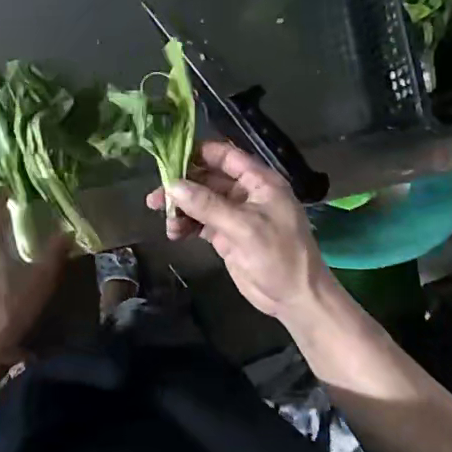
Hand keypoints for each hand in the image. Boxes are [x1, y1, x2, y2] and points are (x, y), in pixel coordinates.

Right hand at [147, 140, 332, 320]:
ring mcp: (237, 215)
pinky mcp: (228, 236)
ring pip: (202, 202)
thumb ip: (208, 205)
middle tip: (156, 197)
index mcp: (260, 182)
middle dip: (183, 185)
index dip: (199, 154)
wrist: (295, 297)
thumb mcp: (244, 227)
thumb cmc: (279, 256)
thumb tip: (173, 186)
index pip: (227, 156)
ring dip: (182, 208)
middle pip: (209, 179)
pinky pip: (202, 223)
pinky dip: (187, 225)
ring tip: (166, 221)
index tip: (168, 158)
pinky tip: (174, 233)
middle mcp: (247, 193)